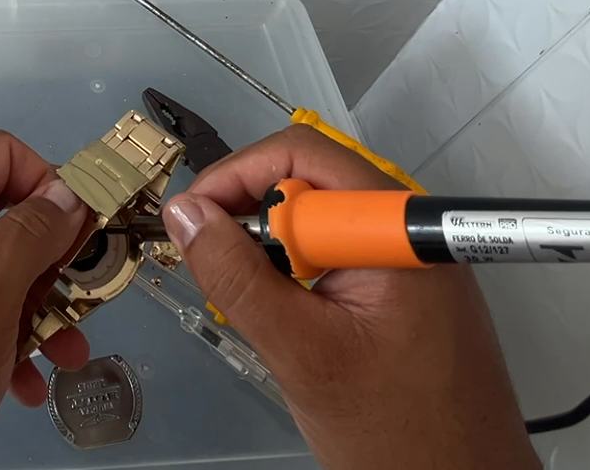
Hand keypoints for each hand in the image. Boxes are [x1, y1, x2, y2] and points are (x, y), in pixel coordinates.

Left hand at [0, 131, 92, 469]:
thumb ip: (30, 236)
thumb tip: (67, 193)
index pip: (1, 153)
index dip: (48, 181)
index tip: (80, 232)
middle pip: (3, 212)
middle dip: (50, 254)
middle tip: (82, 296)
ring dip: (37, 304)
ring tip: (65, 351)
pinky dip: (6, 335)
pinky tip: (26, 379)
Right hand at [163, 126, 538, 469]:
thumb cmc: (395, 433)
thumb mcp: (301, 353)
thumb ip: (238, 277)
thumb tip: (182, 211)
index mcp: (392, 226)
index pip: (299, 155)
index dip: (236, 177)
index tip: (192, 222)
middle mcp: (403, 224)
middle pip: (305, 174)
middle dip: (247, 206)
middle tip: (210, 256)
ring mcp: (406, 254)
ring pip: (314, 210)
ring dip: (267, 239)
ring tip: (243, 288)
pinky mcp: (403, 283)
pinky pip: (333, 244)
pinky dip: (293, 263)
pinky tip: (282, 305)